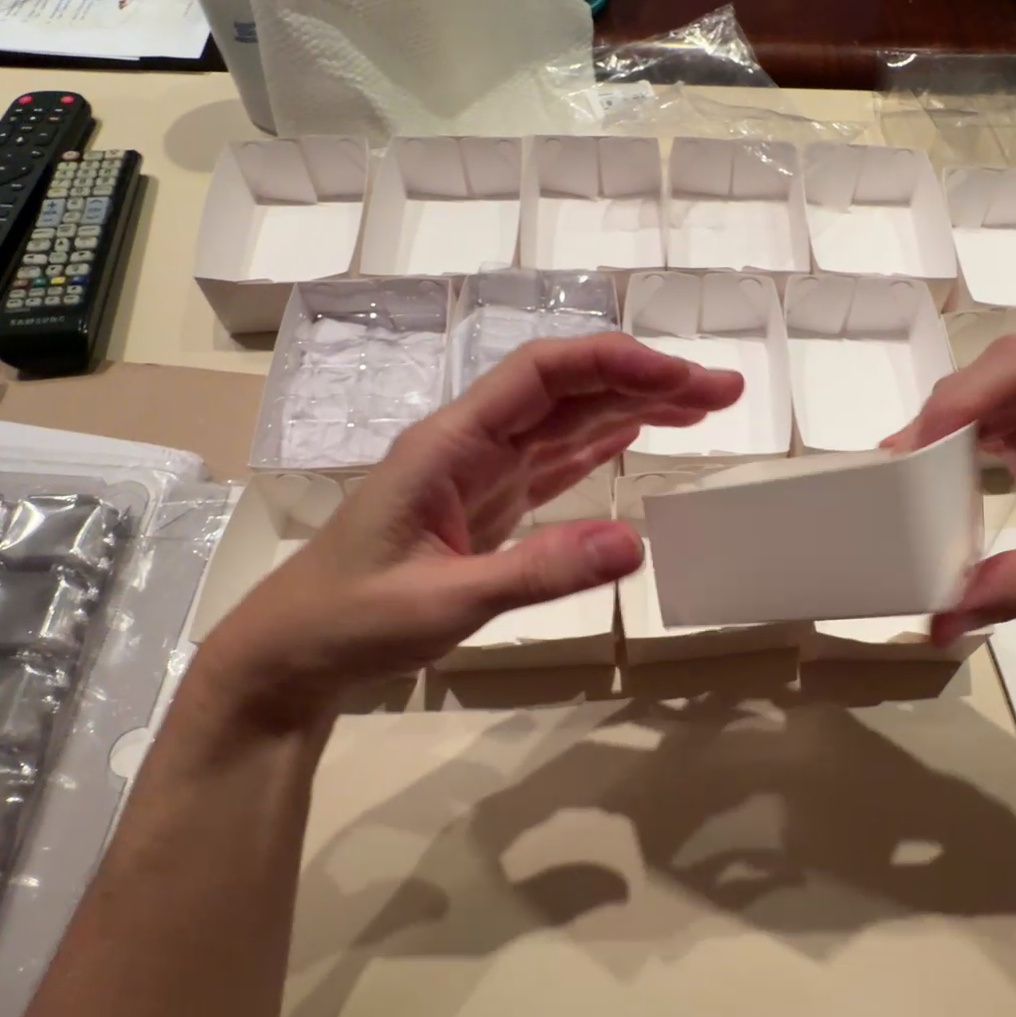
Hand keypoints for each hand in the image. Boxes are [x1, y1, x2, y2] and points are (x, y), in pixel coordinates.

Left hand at [196, 332, 742, 727]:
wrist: (293, 652)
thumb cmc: (352, 620)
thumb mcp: (447, 601)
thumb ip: (539, 571)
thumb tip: (636, 544)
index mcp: (452, 443)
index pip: (543, 375)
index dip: (616, 363)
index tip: (683, 376)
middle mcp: (471, 445)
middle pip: (568, 390)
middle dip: (645, 380)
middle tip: (722, 390)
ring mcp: (480, 475)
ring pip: (567, 423)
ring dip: (633, 408)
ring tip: (699, 407)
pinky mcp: (487, 507)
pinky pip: (553, 463)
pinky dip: (598, 445)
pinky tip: (631, 435)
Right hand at [888, 336, 1015, 645]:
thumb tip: (938, 620)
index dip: (965, 397)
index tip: (917, 445)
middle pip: (1009, 370)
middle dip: (949, 407)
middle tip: (901, 459)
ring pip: (1001, 392)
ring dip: (952, 423)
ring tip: (908, 466)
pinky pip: (1007, 425)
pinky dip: (966, 443)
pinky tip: (940, 472)